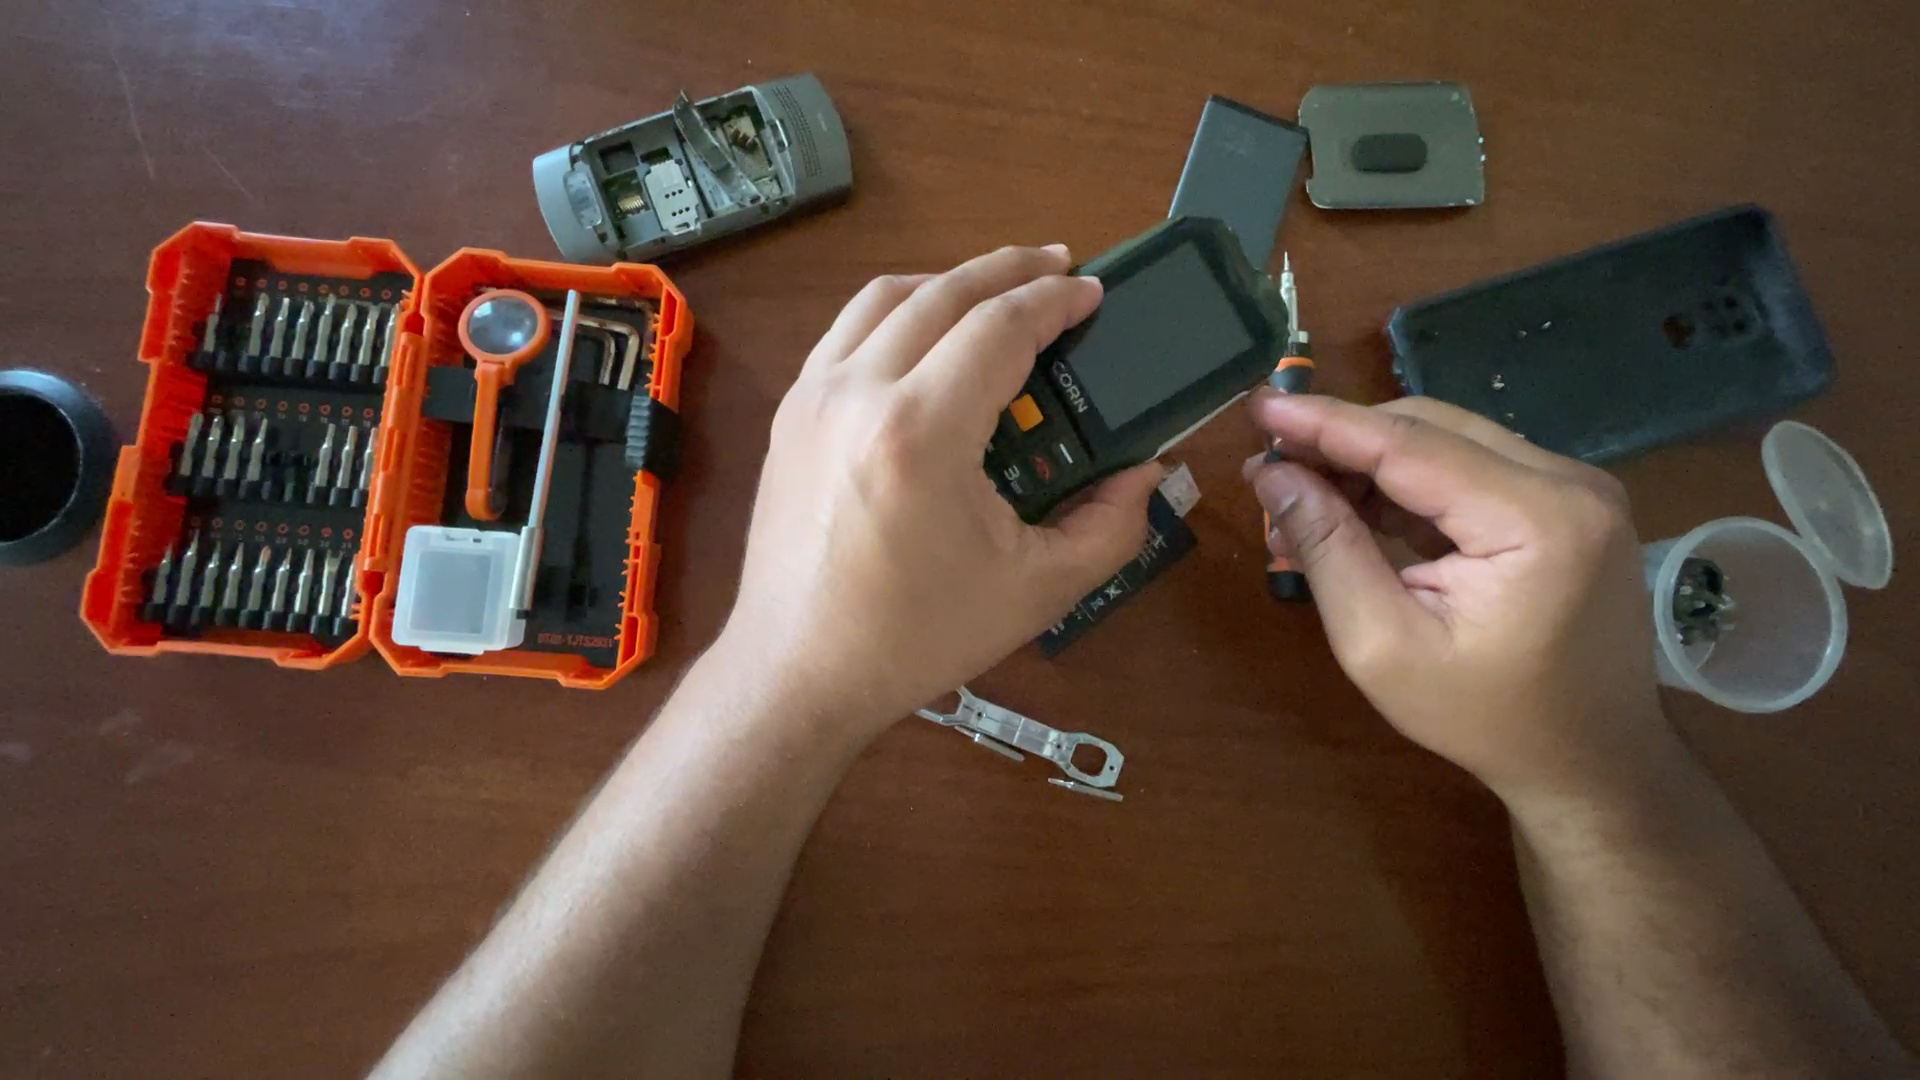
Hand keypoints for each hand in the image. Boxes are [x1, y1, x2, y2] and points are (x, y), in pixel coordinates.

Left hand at [715, 245, 1160, 735]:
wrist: (799, 669)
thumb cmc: (916, 636)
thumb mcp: (1036, 591)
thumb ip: (1109, 528)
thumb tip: (1142, 472)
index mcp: (921, 430)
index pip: (1000, 327)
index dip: (1055, 301)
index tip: (1091, 293)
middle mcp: (857, 392)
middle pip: (943, 293)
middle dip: (1009, 269)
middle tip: (1058, 269)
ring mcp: (811, 397)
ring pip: (884, 298)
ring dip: (948, 282)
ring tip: (995, 294)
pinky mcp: (788, 415)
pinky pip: (846, 333)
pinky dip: (895, 314)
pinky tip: (923, 340)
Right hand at [1244, 393, 1674, 802]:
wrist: (1589, 761)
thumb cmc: (1480, 716)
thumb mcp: (1379, 643)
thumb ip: (1327, 549)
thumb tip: (1272, 476)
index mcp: (1535, 520)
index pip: (1407, 444)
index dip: (1322, 422)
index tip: (1257, 406)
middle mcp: (1567, 483)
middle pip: (1426, 428)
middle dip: (1337, 441)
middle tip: (1266, 467)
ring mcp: (1571, 490)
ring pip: (1440, 442)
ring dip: (1362, 463)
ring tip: (1295, 499)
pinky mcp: (1558, 504)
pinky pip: (1460, 470)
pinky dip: (1396, 484)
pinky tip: (1347, 511)